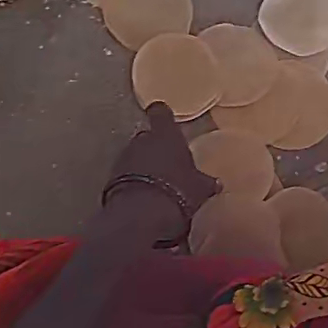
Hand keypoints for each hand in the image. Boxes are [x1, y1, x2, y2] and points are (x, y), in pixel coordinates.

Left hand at [105, 103, 220, 239]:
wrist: (141, 214)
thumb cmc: (178, 190)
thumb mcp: (200, 188)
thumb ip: (205, 182)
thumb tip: (215, 183)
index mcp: (166, 135)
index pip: (161, 113)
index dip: (162, 115)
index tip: (165, 117)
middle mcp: (142, 141)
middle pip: (147, 136)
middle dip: (156, 147)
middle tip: (169, 162)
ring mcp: (124, 159)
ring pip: (136, 156)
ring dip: (144, 165)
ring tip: (159, 184)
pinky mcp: (111, 179)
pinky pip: (126, 175)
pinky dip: (134, 181)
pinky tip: (147, 196)